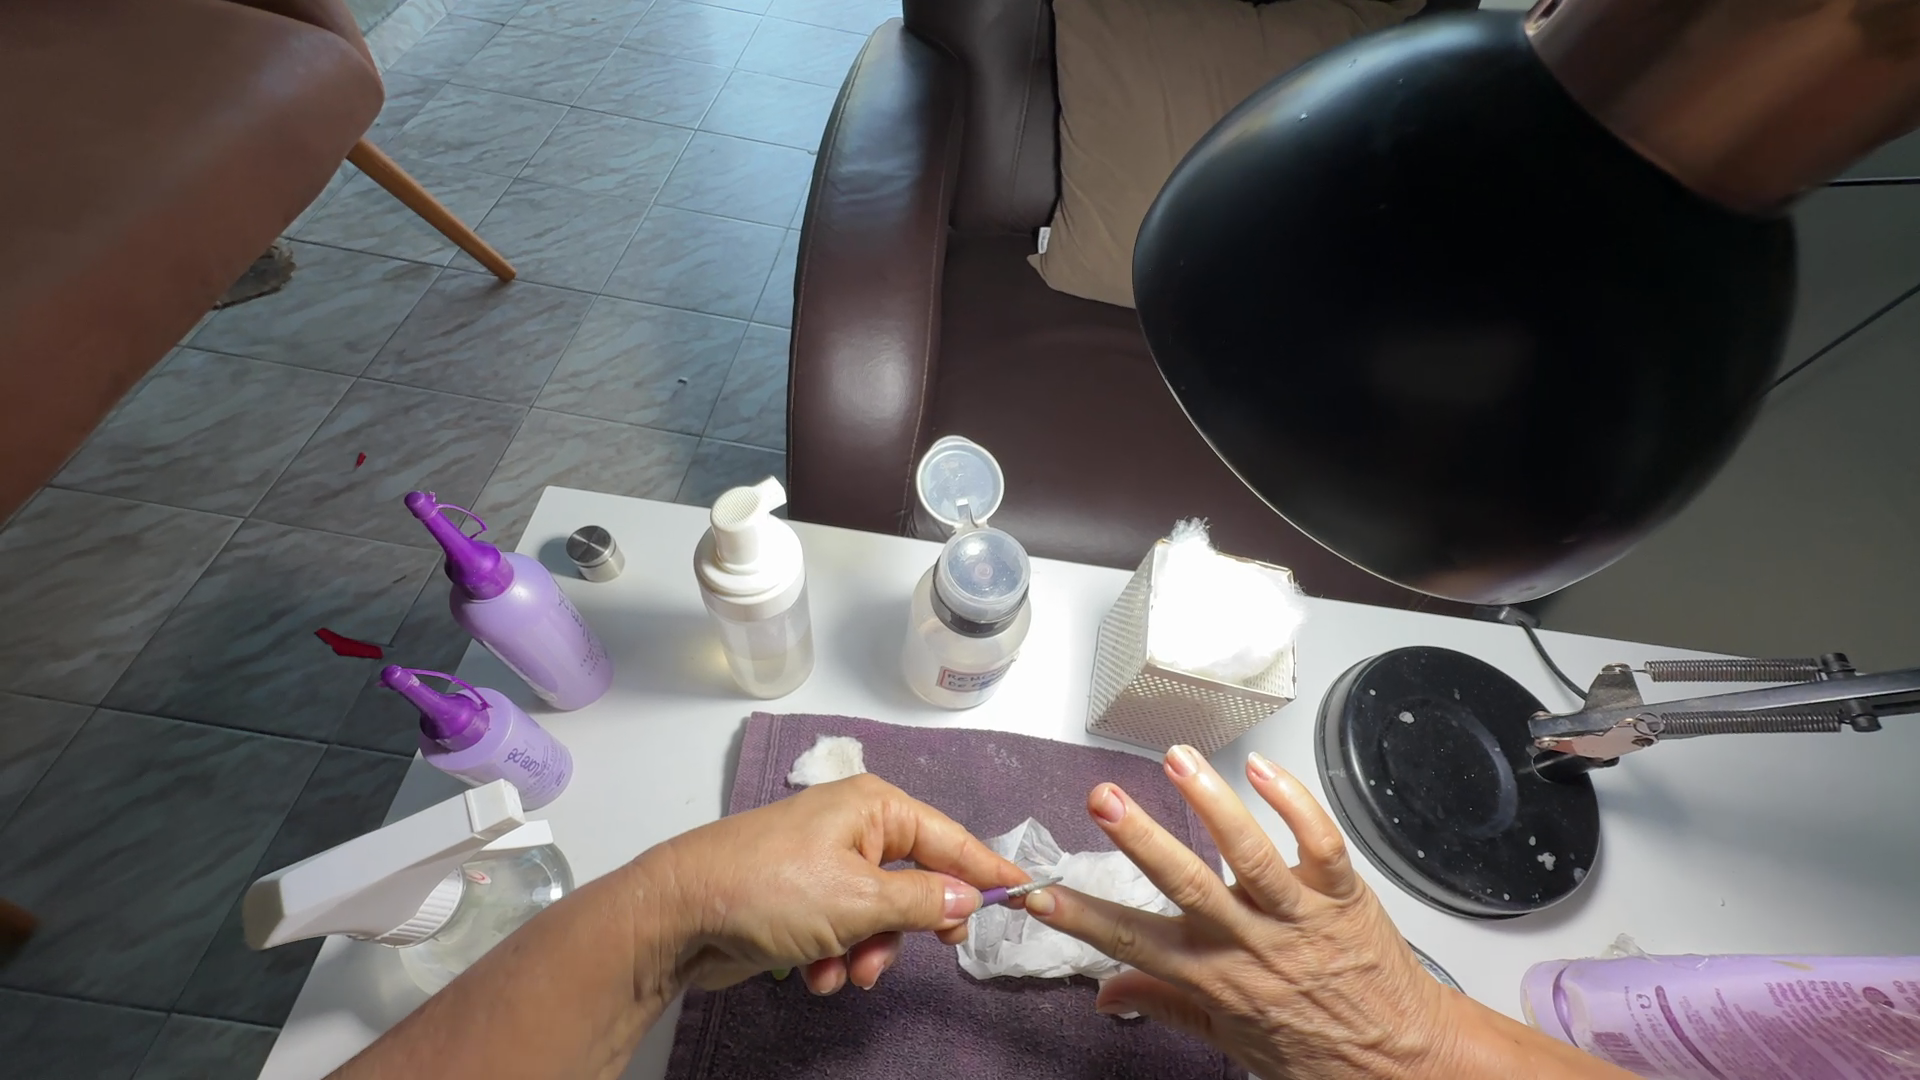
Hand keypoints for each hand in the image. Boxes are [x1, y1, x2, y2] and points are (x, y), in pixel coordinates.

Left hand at [640, 773, 1026, 997]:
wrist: (681, 912)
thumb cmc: (777, 889)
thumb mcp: (859, 900)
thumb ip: (922, 901)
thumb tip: (971, 899)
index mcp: (875, 807)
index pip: (948, 837)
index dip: (987, 867)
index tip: (1026, 891)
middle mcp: (857, 827)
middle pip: (916, 879)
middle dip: (913, 925)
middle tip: (938, 950)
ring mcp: (829, 862)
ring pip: (882, 913)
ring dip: (872, 949)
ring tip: (847, 970)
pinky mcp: (806, 897)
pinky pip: (847, 928)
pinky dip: (840, 954)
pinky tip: (817, 972)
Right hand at [1023, 746, 1462, 1079]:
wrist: (1408, 1064)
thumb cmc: (1313, 1048)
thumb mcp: (1228, 1038)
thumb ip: (1161, 1003)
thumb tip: (1103, 994)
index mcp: (1213, 976)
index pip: (1134, 943)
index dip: (1083, 917)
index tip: (1039, 891)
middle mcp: (1250, 942)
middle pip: (1188, 885)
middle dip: (1141, 839)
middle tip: (1103, 800)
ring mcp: (1298, 915)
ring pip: (1252, 856)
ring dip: (1212, 804)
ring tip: (1177, 760)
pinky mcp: (1341, 894)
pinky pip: (1320, 844)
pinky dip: (1293, 803)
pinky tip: (1261, 766)